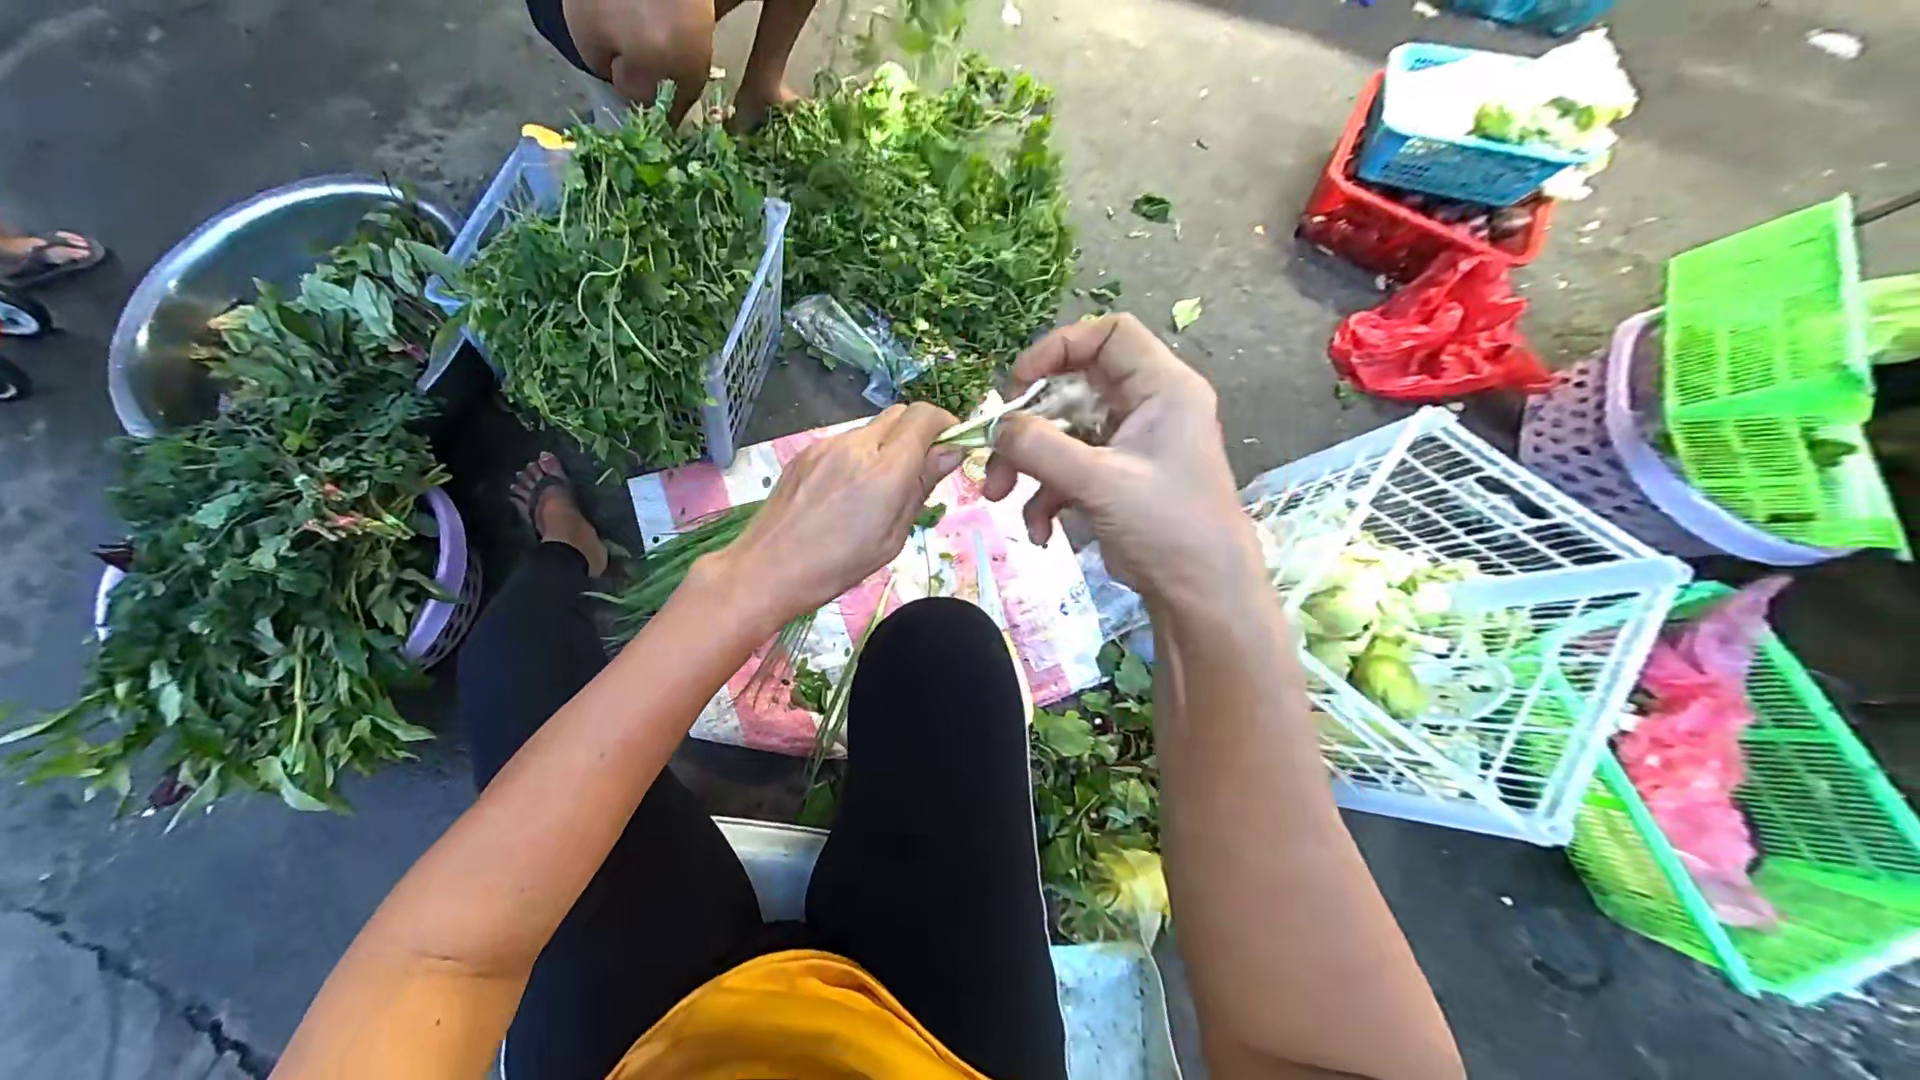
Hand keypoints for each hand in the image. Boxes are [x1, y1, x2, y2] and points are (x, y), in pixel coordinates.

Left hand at [715, 403, 960, 622]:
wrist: (766, 569)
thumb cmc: (838, 566)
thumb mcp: (893, 536)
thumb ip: (921, 487)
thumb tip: (951, 452)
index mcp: (884, 469)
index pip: (924, 416)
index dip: (945, 424)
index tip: (951, 446)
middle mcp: (856, 444)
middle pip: (900, 414)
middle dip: (919, 432)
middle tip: (920, 469)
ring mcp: (826, 445)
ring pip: (872, 427)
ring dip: (889, 444)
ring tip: (879, 488)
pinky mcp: (805, 452)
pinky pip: (846, 441)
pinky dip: (861, 454)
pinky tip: (848, 491)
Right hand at [983, 314, 1262, 606]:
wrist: (1200, 593)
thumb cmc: (1167, 526)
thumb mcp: (1100, 482)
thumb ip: (1041, 449)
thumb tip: (994, 427)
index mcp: (1162, 388)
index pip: (1110, 335)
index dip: (1061, 347)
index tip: (1020, 381)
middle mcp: (1146, 408)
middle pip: (1074, 388)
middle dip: (1029, 423)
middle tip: (996, 446)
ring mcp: (1128, 445)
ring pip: (1063, 433)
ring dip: (1027, 464)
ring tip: (1000, 496)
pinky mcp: (1115, 479)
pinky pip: (1068, 470)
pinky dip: (1046, 495)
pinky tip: (1040, 528)